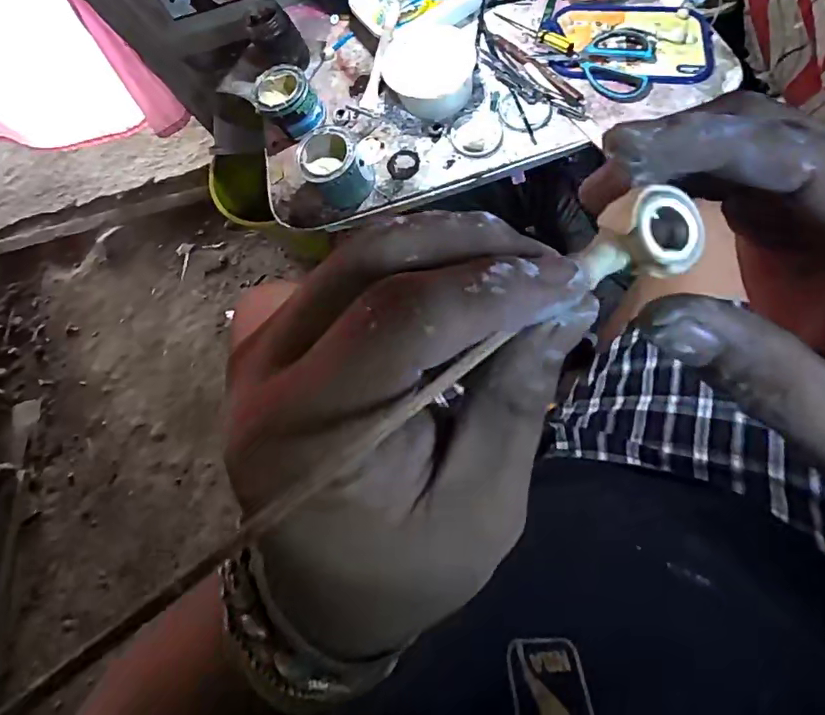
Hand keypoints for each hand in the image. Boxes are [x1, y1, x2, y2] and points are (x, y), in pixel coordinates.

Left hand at [224, 212, 596, 659]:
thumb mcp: (479, 511)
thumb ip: (515, 401)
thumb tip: (562, 305)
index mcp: (308, 427)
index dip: (490, 286)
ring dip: (437, 240)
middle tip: (539, 256)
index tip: (565, 278)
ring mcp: (259, 338)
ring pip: (353, 251)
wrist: (312, 584)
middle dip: (465, 243)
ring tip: (508, 259)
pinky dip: (406, 256)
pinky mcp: (270, 328)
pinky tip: (452, 273)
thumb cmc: (399, 571)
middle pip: (368, 260)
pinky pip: (341, 268)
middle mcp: (265, 365)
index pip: (400, 318)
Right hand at [581, 93, 824, 524]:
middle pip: (778, 137)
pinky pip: (738, 184)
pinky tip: (640, 201)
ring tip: (604, 191)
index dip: (715, 147)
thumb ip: (766, 376)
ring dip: (675, 158)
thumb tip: (654, 321)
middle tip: (604, 177)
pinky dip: (682, 185)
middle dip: (683, 143)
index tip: (626, 153)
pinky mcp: (807, 230)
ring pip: (752, 149)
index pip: (811, 164)